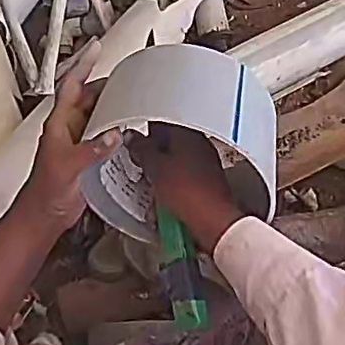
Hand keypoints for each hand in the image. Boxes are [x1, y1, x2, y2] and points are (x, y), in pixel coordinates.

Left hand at [13, 44, 120, 233]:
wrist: (44, 215)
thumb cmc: (45, 190)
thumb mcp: (67, 166)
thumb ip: (91, 150)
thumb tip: (112, 135)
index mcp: (58, 123)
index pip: (71, 86)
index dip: (83, 65)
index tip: (96, 48)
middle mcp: (68, 128)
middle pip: (89, 97)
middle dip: (107, 84)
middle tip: (127, 75)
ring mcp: (78, 141)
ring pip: (98, 114)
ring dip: (113, 105)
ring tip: (133, 97)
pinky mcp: (88, 155)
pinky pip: (105, 134)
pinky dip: (117, 129)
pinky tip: (130, 129)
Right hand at [133, 124, 244, 252]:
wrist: (213, 221)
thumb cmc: (184, 191)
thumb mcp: (154, 168)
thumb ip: (141, 149)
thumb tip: (131, 136)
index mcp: (186, 133)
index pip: (158, 124)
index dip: (142, 136)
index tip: (131, 148)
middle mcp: (199, 143)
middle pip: (168, 141)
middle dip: (152, 152)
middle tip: (138, 165)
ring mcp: (206, 161)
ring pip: (177, 157)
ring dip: (162, 166)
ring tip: (150, 181)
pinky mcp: (209, 179)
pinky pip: (185, 172)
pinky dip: (173, 178)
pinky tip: (165, 191)